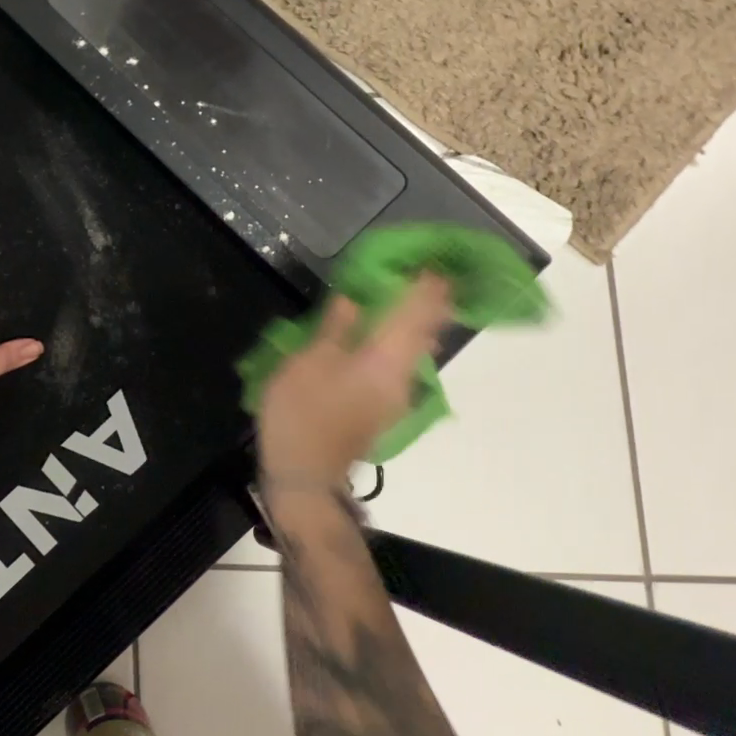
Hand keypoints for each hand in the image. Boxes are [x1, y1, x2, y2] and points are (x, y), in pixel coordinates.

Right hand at [257, 275, 452, 489]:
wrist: (305, 474)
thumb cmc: (302, 412)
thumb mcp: (307, 363)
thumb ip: (335, 329)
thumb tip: (355, 299)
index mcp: (385, 358)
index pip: (418, 314)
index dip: (427, 286)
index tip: (433, 261)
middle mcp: (402, 376)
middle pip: (424, 333)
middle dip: (425, 303)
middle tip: (421, 276)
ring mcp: (395, 396)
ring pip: (414, 350)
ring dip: (412, 324)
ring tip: (401, 300)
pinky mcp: (382, 408)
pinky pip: (398, 364)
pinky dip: (395, 343)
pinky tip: (378, 337)